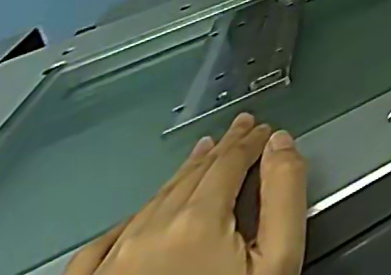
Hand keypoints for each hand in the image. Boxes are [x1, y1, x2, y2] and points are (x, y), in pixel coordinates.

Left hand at [66, 113, 307, 274]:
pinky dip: (133, 216)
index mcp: (197, 219)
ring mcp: (108, 265)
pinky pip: (106, 241)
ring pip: (152, 202)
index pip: (230, 160)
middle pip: (192, 175)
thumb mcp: (276, 263)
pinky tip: (140, 214)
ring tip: (200, 158)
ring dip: (182, 175)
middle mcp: (147, 233)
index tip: (262, 130)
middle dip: (220, 150)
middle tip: (237, 130)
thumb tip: (282, 145)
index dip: (250, 140)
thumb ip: (285, 193)